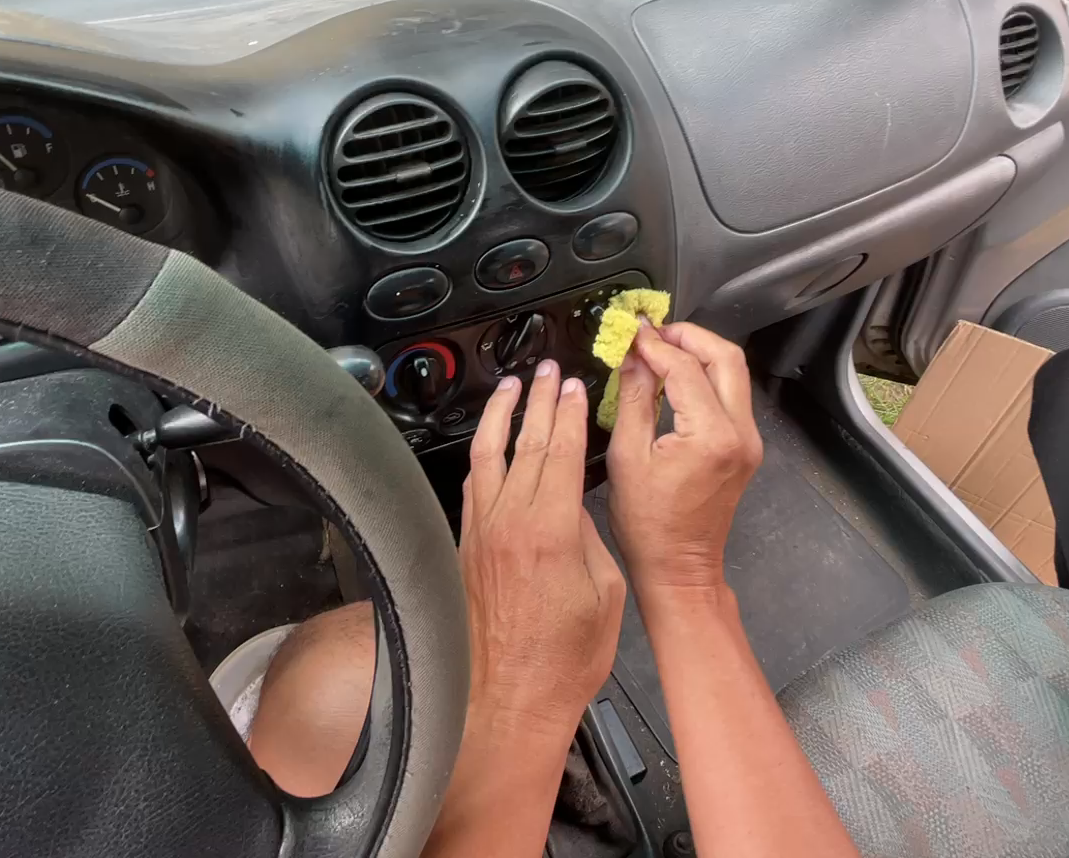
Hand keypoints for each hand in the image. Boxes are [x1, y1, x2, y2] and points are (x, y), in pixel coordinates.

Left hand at [460, 361, 625, 727]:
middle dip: (538, 401)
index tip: (573, 386)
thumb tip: (570, 503)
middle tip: (546, 370)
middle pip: (526, 444)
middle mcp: (508, 520)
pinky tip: (489, 442)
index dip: (569, 414)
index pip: (561, 452)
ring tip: (509, 386)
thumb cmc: (568, 657)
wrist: (509, 699)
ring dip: (500, 416)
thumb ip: (586, 536)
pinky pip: (472, 485)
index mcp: (550, 529)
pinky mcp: (464, 545)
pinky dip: (482, 455)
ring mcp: (480, 530)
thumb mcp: (603, 592)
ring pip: (488, 456)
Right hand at [606, 321, 763, 598]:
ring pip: (733, 373)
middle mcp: (740, 433)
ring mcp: (749, 440)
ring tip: (661, 347)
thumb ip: (633, 398)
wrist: (680, 568)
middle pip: (726, 358)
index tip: (630, 330)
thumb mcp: (628, 456)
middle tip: (653, 331)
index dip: (655, 344)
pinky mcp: (745, 447)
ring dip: (699, 352)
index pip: (684, 369)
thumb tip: (632, 356)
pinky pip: (730, 394)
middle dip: (688, 336)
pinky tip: (674, 375)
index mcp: (711, 436)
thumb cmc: (647, 523)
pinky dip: (705, 375)